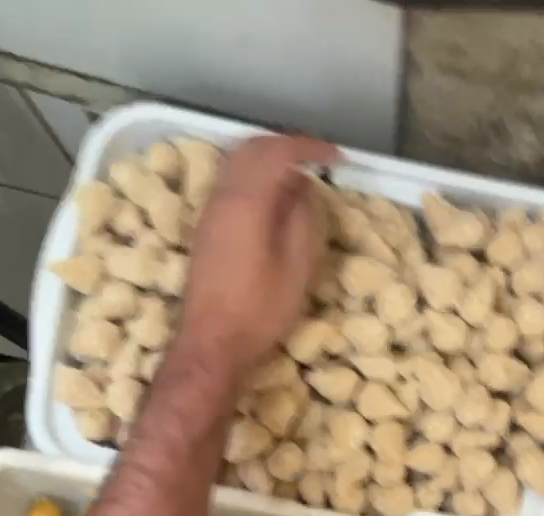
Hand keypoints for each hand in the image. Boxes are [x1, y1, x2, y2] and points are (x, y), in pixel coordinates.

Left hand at [178, 134, 337, 382]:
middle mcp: (222, 196)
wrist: (212, 343)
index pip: (279, 153)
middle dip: (287, 145)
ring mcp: (209, 211)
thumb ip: (301, 219)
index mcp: (246, 202)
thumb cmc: (259, 312)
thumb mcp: (296, 268)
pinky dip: (254, 175)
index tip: (338, 158)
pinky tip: (273, 197)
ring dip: (268, 158)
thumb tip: (304, 187)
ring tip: (298, 174)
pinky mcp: (206, 228)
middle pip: (252, 148)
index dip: (310, 148)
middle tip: (318, 158)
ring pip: (237, 162)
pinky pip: (230, 182)